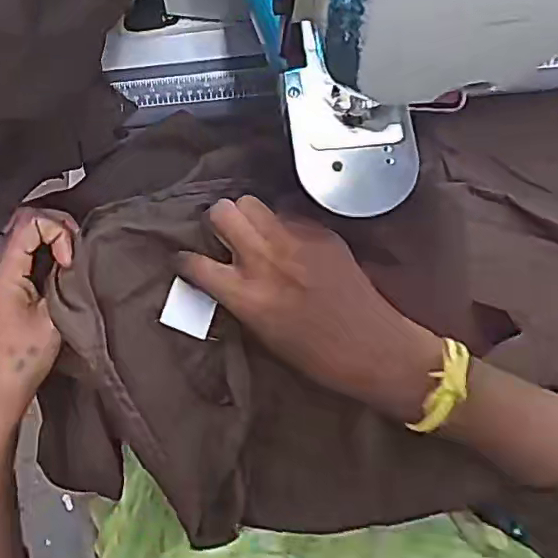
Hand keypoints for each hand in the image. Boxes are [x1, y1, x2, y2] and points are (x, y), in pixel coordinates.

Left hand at [0, 207, 77, 427]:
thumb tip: (72, 259)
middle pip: (21, 222)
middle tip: (74, 251)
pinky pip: (13, 258)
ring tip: (66, 264)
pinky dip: (36, 257)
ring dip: (46, 243)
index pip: (31, 221)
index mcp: (0, 271)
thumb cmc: (18, 363)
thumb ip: (63, 279)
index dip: (59, 230)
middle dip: (55, 228)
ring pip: (17, 238)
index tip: (69, 260)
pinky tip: (51, 278)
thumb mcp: (52, 317)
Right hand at [178, 196, 440, 421]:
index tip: (186, 262)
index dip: (184, 261)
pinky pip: (288, 214)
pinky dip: (281, 224)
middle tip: (224, 237)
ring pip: (252, 202)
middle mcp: (266, 260)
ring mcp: (296, 241)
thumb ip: (237, 297)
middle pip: (222, 211)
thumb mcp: (260, 332)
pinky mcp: (321, 233)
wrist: (373, 347)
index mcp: (246, 294)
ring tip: (254, 233)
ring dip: (246, 215)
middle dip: (217, 221)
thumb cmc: (314, 355)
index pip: (194, 262)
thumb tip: (221, 274)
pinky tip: (290, 243)